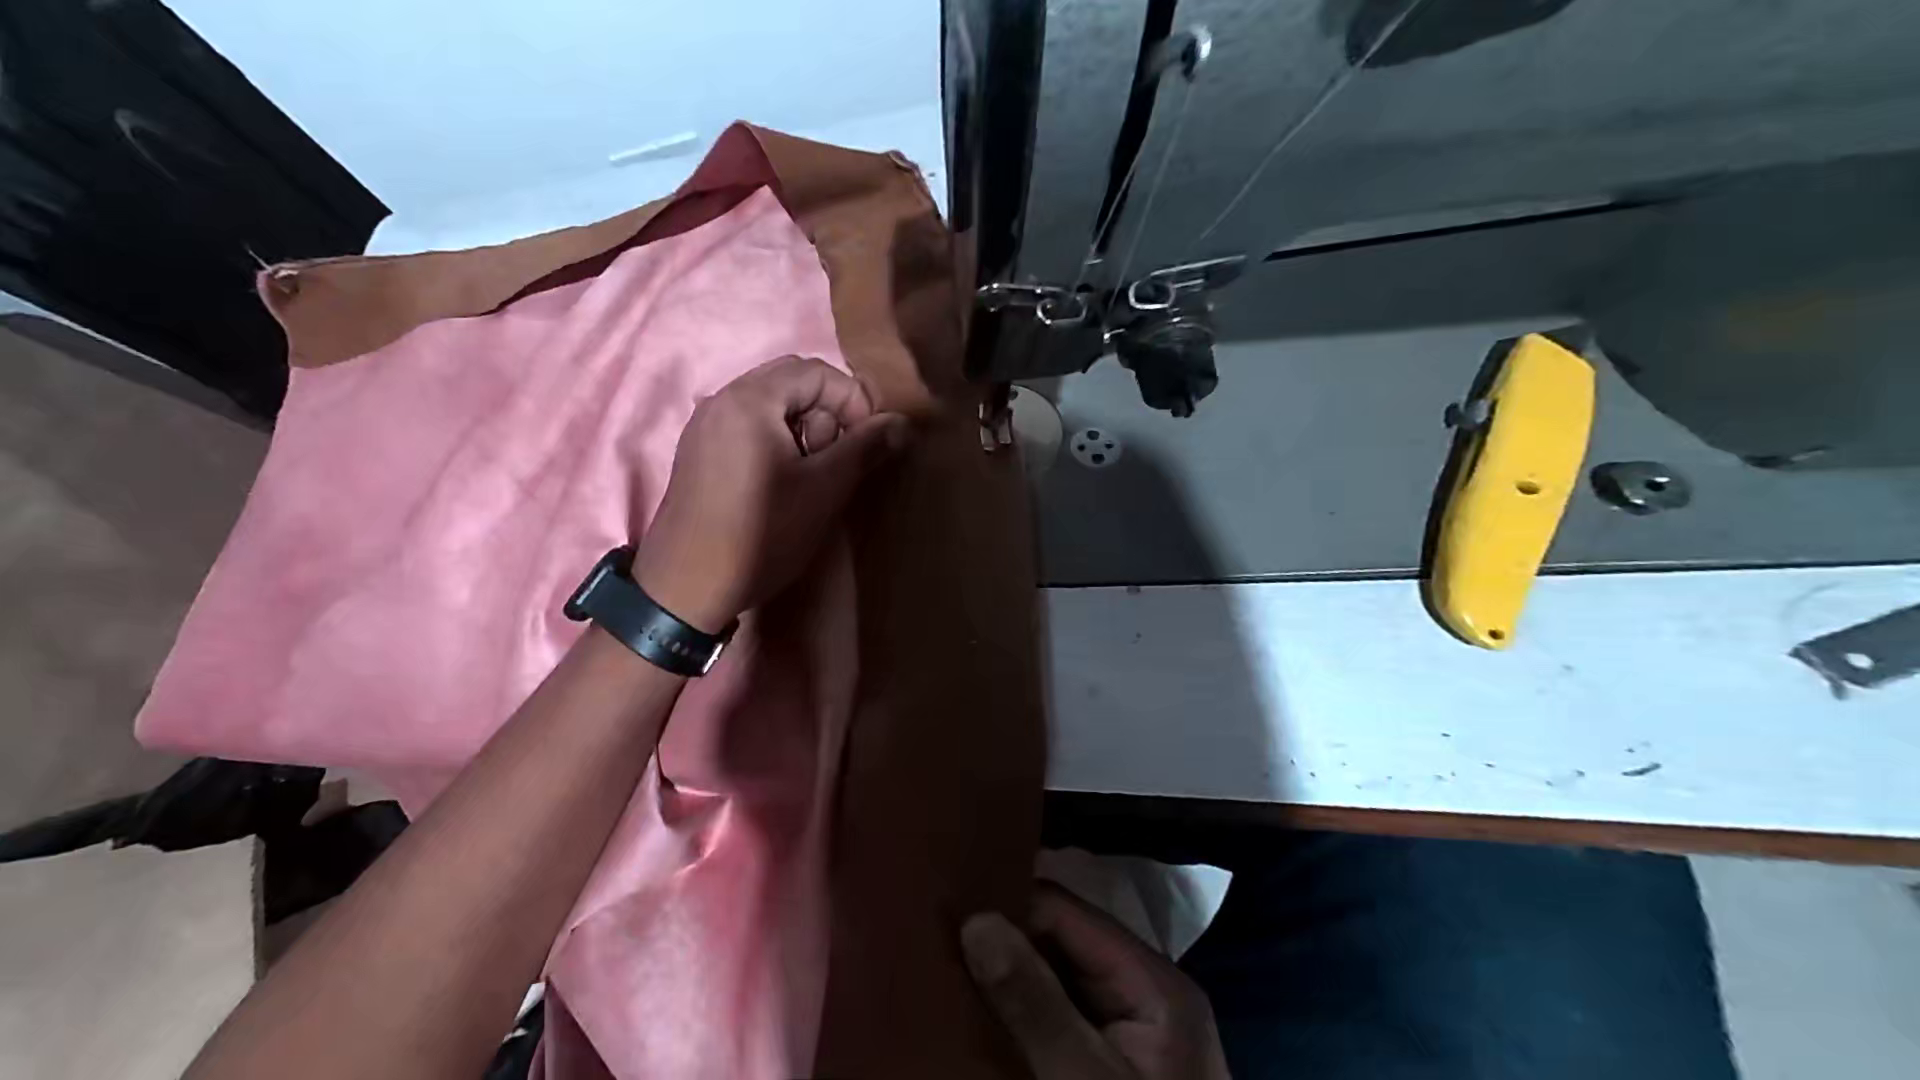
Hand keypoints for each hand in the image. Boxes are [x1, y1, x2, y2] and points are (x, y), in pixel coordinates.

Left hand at [634, 355, 908, 632]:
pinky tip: (782, 485)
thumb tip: (902, 422)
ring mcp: (704, 427)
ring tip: (809, 478)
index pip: (816, 372)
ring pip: (770, 407)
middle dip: (827, 415)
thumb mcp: (823, 489)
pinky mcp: (699, 454)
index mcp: (749, 399)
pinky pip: (748, 428)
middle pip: (791, 383)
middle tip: (834, 461)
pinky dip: (777, 443)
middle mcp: (721, 400)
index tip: (866, 444)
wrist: (686, 588)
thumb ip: (865, 448)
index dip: (853, 401)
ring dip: (803, 431)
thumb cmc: (761, 534)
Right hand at [962, 882, 1231, 1079]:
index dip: (1009, 907)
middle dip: (1004, 941)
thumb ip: (1036, 1005)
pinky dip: (1024, 1012)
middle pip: (1061, 940)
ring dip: (1009, 977)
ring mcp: (1130, 1024)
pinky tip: (982, 1012)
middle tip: (941, 943)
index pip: (1066, 912)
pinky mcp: (1115, 1057)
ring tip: (949, 968)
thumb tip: (977, 921)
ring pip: (1056, 975)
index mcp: (1151, 980)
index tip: (951, 912)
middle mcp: (1143, 987)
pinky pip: (1061, 1013)